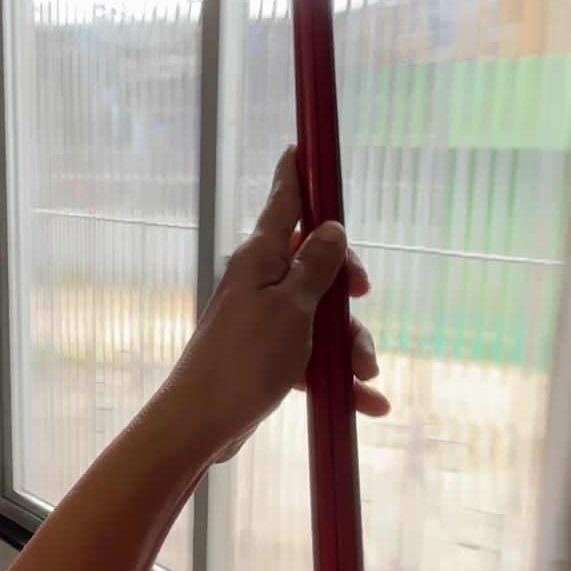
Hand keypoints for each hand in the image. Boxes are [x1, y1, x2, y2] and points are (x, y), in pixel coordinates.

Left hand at [147, 147, 389, 465]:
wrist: (204, 421)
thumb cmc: (245, 359)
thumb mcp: (291, 308)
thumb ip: (314, 267)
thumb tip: (329, 226)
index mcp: (260, 259)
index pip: (282, 205)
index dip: (293, 177)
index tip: (297, 148)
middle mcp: (259, 283)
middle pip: (314, 265)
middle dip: (346, 289)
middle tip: (363, 298)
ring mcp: (263, 320)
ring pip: (319, 316)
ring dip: (348, 344)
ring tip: (364, 374)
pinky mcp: (267, 356)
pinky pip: (311, 356)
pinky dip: (336, 376)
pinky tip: (367, 402)